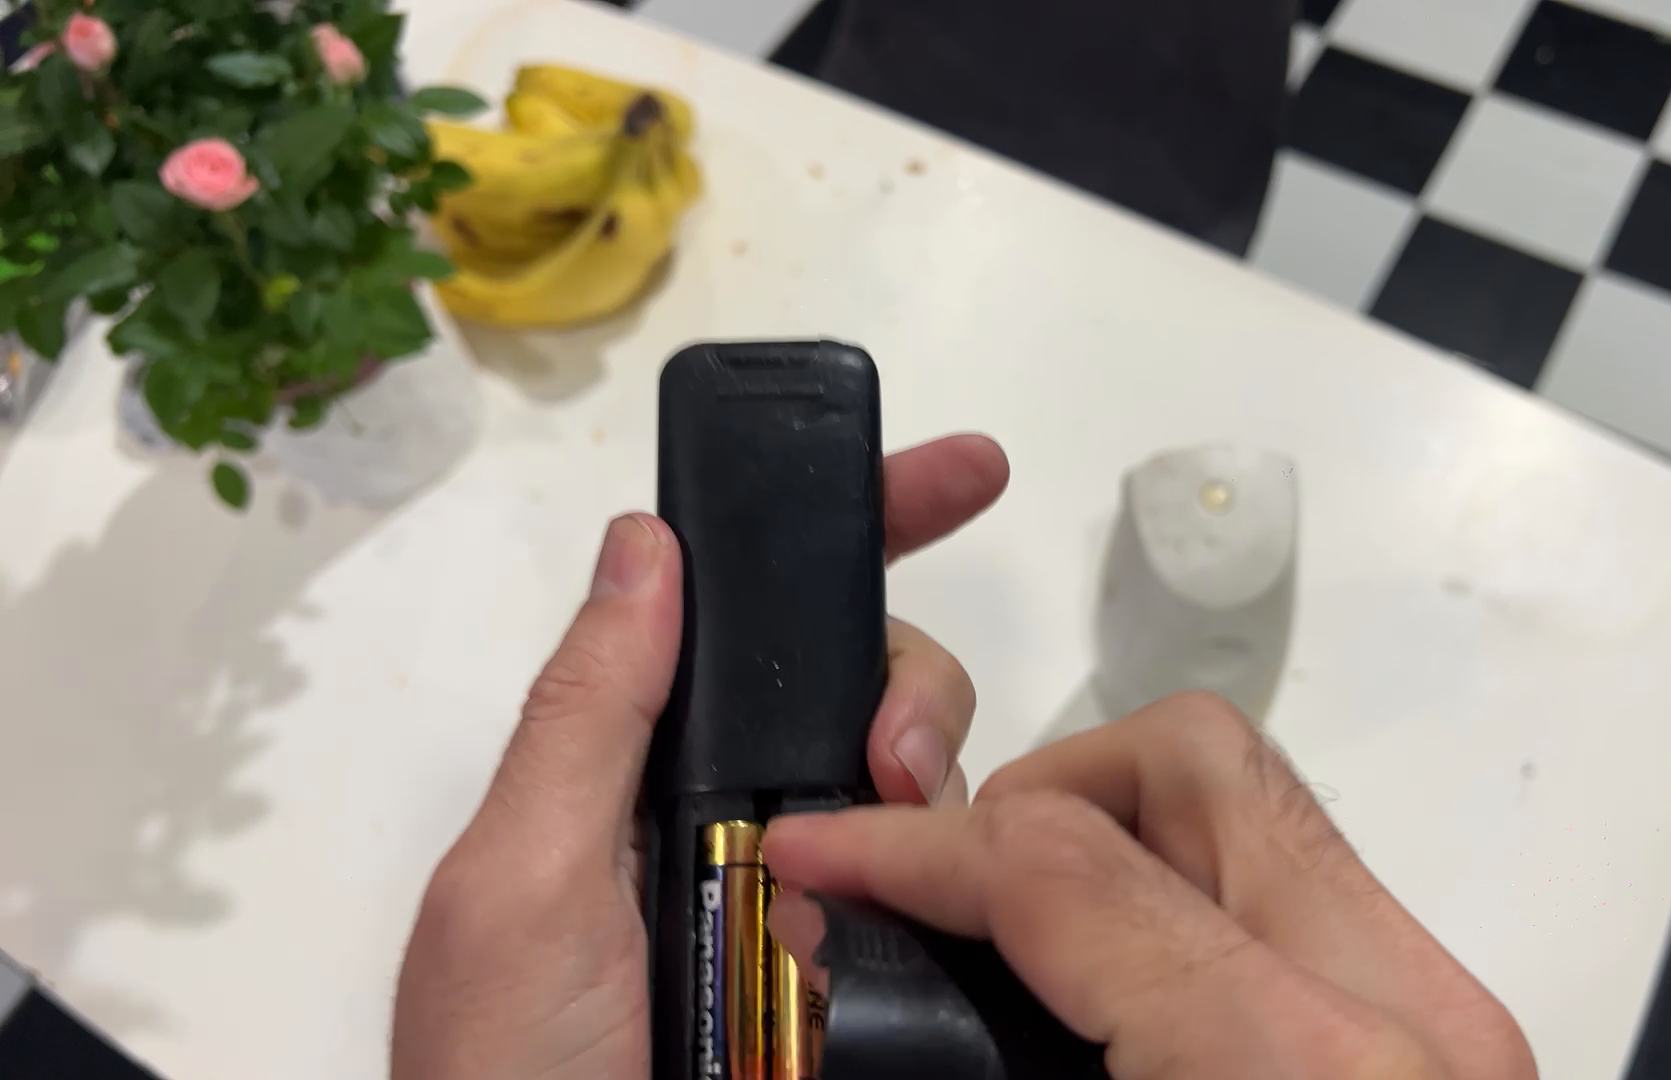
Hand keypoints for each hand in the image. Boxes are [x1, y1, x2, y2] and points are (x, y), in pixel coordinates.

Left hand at [392, 434, 1008, 1079]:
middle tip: (898, 761)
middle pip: (871, 665)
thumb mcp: (524, 877)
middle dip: (913, 673)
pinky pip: (948, 843)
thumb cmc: (528, 1065)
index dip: (862, 521)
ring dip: (933, 764)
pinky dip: (961, 840)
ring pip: (920, 748)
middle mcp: (756, 779)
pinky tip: (948, 878)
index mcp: (671, 742)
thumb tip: (645, 538)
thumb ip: (590, 708)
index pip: (771, 602)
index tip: (964, 471)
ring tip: (903, 842)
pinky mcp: (883, 917)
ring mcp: (829, 851)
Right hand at [764, 693, 1537, 1079]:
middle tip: (967, 886)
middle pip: (1190, 755)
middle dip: (1044, 786)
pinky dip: (1164, 875)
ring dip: (1105, 818)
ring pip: (1235, 790)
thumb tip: (835, 946)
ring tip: (1030, 920)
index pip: (1057, 862)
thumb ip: (942, 1054)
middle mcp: (1397, 1001)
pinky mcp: (1432, 1015)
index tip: (808, 852)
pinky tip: (1112, 968)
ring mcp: (1433, 999)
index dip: (899, 843)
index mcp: (1292, 1077)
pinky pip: (1268, 870)